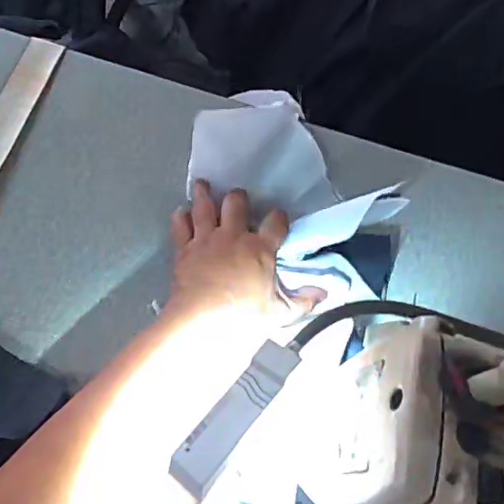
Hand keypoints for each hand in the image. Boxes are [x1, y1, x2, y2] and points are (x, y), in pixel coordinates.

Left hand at [167, 180, 320, 330]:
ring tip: (202, 184)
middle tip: (237, 197)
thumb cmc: (242, 316)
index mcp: (260, 249)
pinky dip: (180, 217)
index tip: (278, 216)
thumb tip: (323, 293)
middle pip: (236, 204)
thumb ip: (302, 301)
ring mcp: (206, 240)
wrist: (200, 318)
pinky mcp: (184, 249)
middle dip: (238, 198)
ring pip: (205, 207)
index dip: (278, 216)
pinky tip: (181, 212)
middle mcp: (233, 237)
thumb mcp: (279, 313)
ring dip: (204, 194)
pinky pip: (180, 226)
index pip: (275, 223)